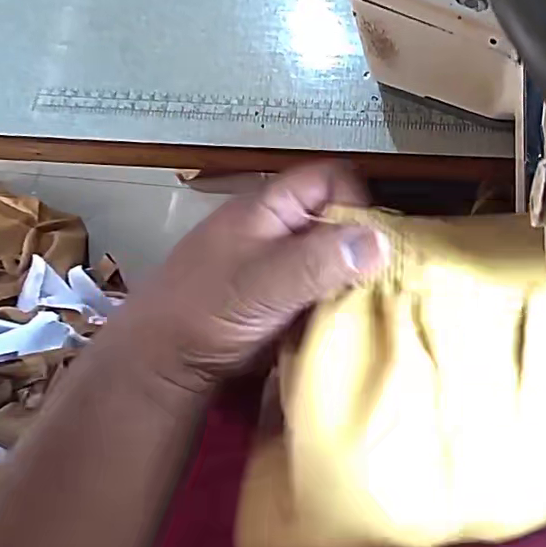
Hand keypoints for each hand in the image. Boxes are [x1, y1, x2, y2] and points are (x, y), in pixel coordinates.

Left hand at [100, 162, 386, 395]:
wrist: (162, 367)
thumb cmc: (204, 314)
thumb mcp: (262, 284)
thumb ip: (320, 261)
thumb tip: (382, 241)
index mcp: (270, 207)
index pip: (333, 178)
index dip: (359, 201)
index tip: (374, 244)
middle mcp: (282, 229)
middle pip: (342, 219)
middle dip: (366, 246)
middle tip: (383, 280)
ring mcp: (285, 264)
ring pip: (339, 257)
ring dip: (358, 278)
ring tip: (375, 303)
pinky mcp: (289, 297)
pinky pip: (330, 287)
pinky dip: (345, 300)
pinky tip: (354, 319)